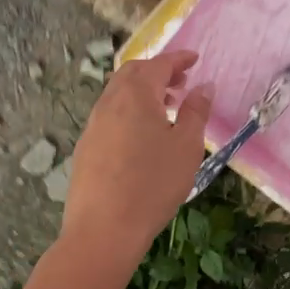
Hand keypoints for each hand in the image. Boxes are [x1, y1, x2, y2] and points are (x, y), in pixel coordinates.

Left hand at [59, 50, 213, 275]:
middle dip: (158, 71)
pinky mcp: (86, 147)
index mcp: (137, 95)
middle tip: (181, 82)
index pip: (159, 64)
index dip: (178, 59)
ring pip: (118, 94)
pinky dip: (129, 110)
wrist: (103, 230)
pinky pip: (110, 114)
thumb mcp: (186, 147)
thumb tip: (203, 86)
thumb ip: (196, 111)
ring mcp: (93, 125)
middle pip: (133, 73)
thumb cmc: (153, 184)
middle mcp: (110, 102)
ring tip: (166, 109)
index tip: (195, 58)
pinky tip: (142, 136)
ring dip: (142, 91)